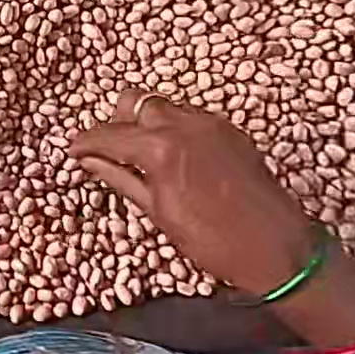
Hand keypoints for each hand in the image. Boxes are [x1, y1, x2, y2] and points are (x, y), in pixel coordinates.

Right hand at [70, 90, 318, 297]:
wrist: (281, 250)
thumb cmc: (213, 240)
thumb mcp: (158, 212)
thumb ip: (120, 178)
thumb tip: (90, 161)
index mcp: (160, 148)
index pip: (109, 134)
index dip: (86, 142)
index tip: (73, 150)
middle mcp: (184, 124)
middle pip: (136, 102)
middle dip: (117, 122)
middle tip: (109, 151)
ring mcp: (211, 124)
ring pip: (163, 106)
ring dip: (145, 123)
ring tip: (140, 154)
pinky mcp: (230, 131)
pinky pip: (189, 117)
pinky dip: (172, 128)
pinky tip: (172, 156)